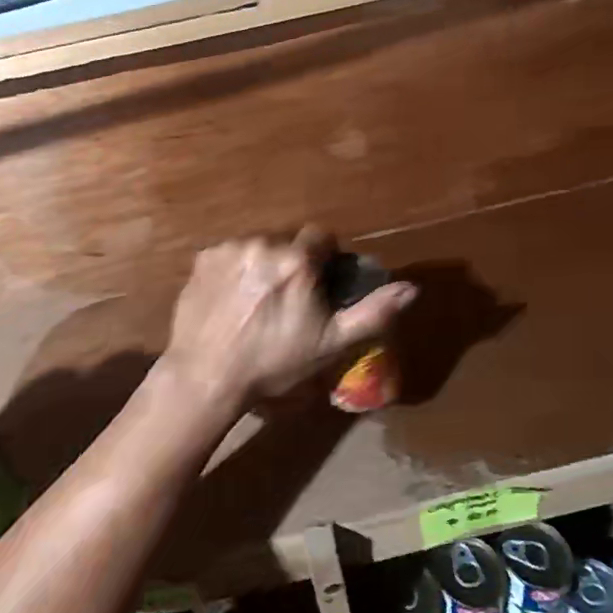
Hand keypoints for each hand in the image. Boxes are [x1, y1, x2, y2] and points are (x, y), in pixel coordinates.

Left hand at [162, 229, 415, 405]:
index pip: (321, 237)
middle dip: (291, 264)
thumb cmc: (273, 363)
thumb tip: (411, 288)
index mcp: (296, 260)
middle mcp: (261, 243)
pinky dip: (233, 270)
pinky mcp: (201, 259)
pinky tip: (229, 300)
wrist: (207, 375)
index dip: (323, 260)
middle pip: (286, 243)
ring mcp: (227, 249)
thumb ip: (373, 312)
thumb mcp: (330, 344)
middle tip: (285, 300)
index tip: (318, 285)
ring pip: (256, 248)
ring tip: (254, 302)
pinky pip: (228, 255)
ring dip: (260, 265)